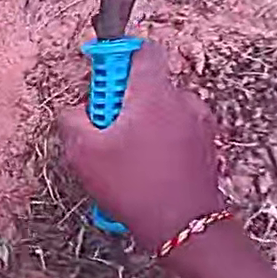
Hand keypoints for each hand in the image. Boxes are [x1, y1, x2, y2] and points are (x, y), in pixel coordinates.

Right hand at [56, 43, 225, 248]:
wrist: (182, 226)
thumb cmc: (133, 185)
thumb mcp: (82, 151)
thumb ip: (71, 119)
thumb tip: (74, 111)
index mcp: (153, 93)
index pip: (140, 51)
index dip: (115, 59)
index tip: (99, 82)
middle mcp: (182, 100)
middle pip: (145, 85)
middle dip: (120, 102)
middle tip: (102, 131)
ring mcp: (198, 123)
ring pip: (158, 109)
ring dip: (137, 123)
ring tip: (121, 155)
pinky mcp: (205, 145)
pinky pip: (172, 130)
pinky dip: (154, 141)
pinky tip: (140, 167)